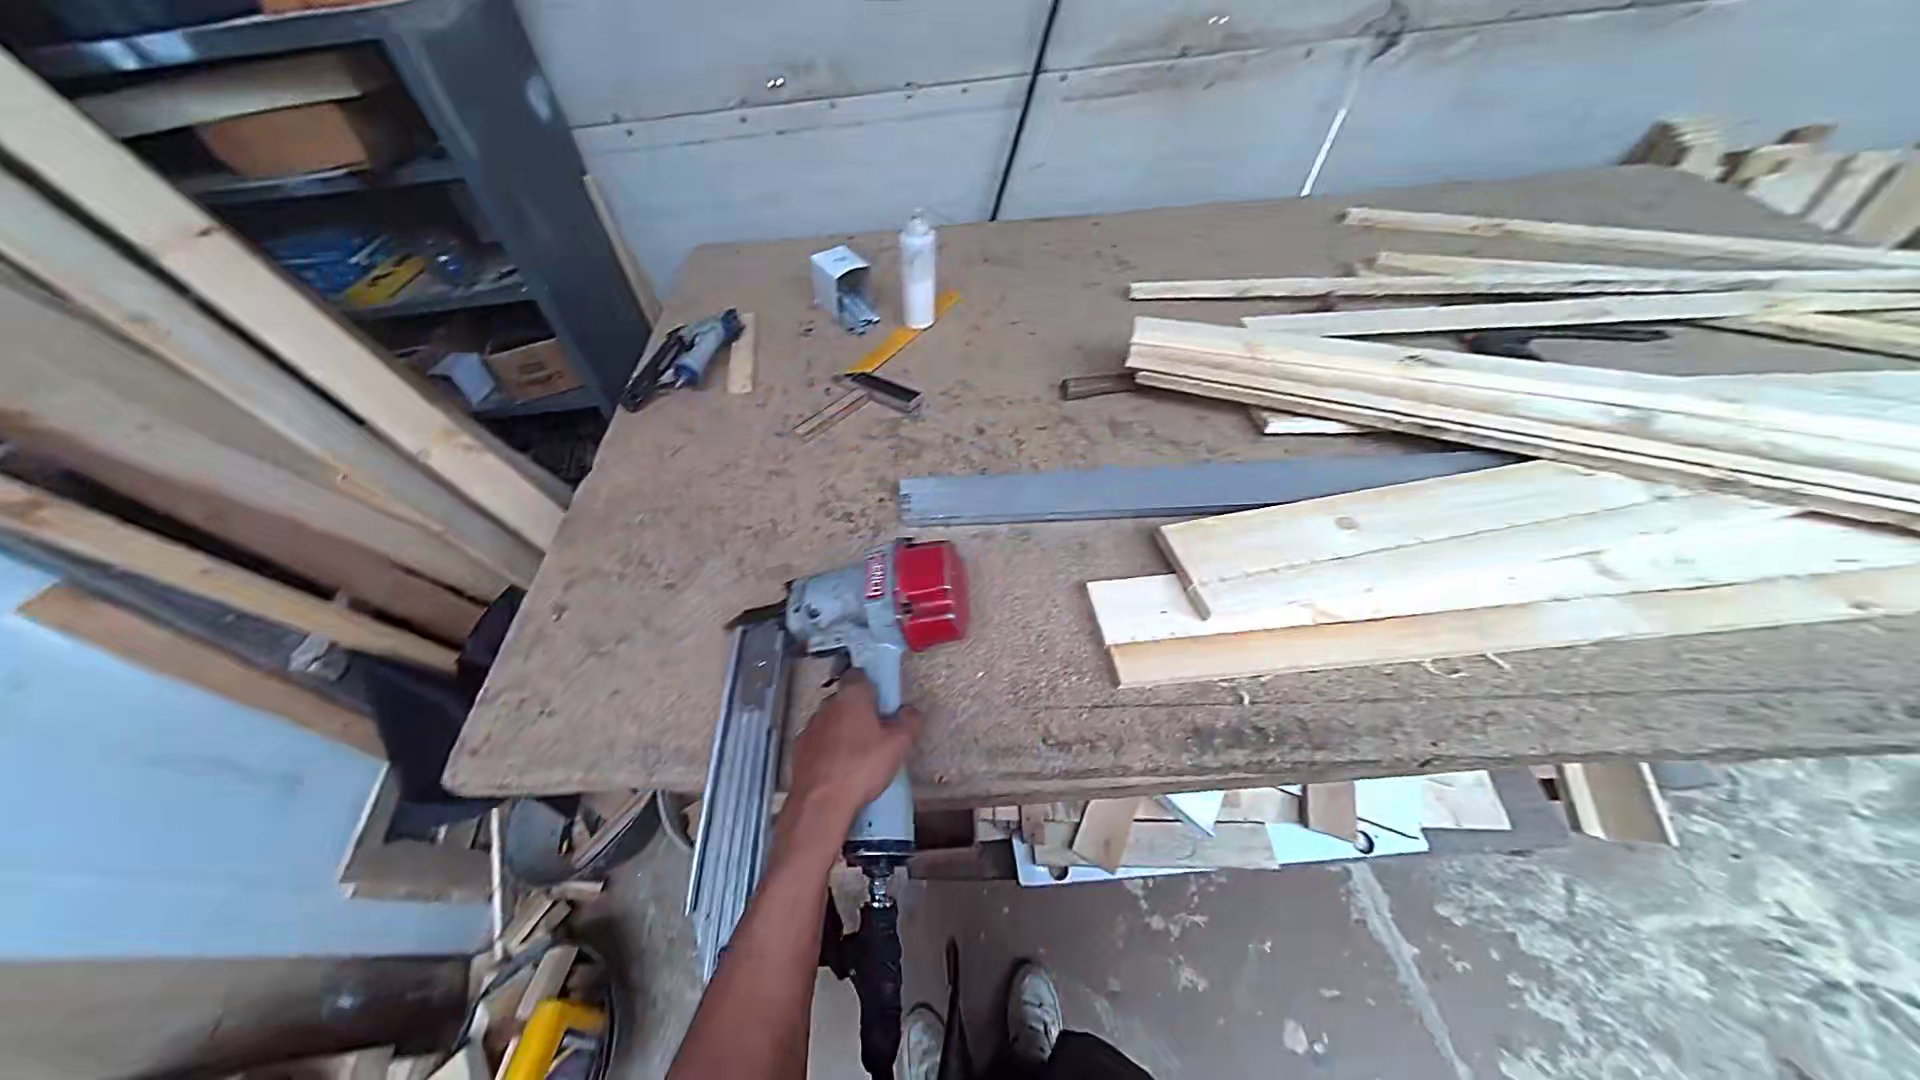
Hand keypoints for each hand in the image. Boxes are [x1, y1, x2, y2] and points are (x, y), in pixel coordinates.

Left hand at [788, 671, 923, 821]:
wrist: (821, 802)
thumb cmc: (861, 766)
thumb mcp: (899, 744)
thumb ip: (909, 721)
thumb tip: (910, 711)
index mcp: (852, 696)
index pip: (859, 674)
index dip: (871, 684)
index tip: (882, 700)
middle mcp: (827, 705)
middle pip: (845, 698)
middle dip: (859, 709)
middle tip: (876, 730)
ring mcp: (810, 726)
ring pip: (830, 720)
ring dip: (842, 729)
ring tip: (858, 753)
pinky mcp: (799, 748)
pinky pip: (818, 740)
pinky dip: (828, 748)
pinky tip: (839, 767)